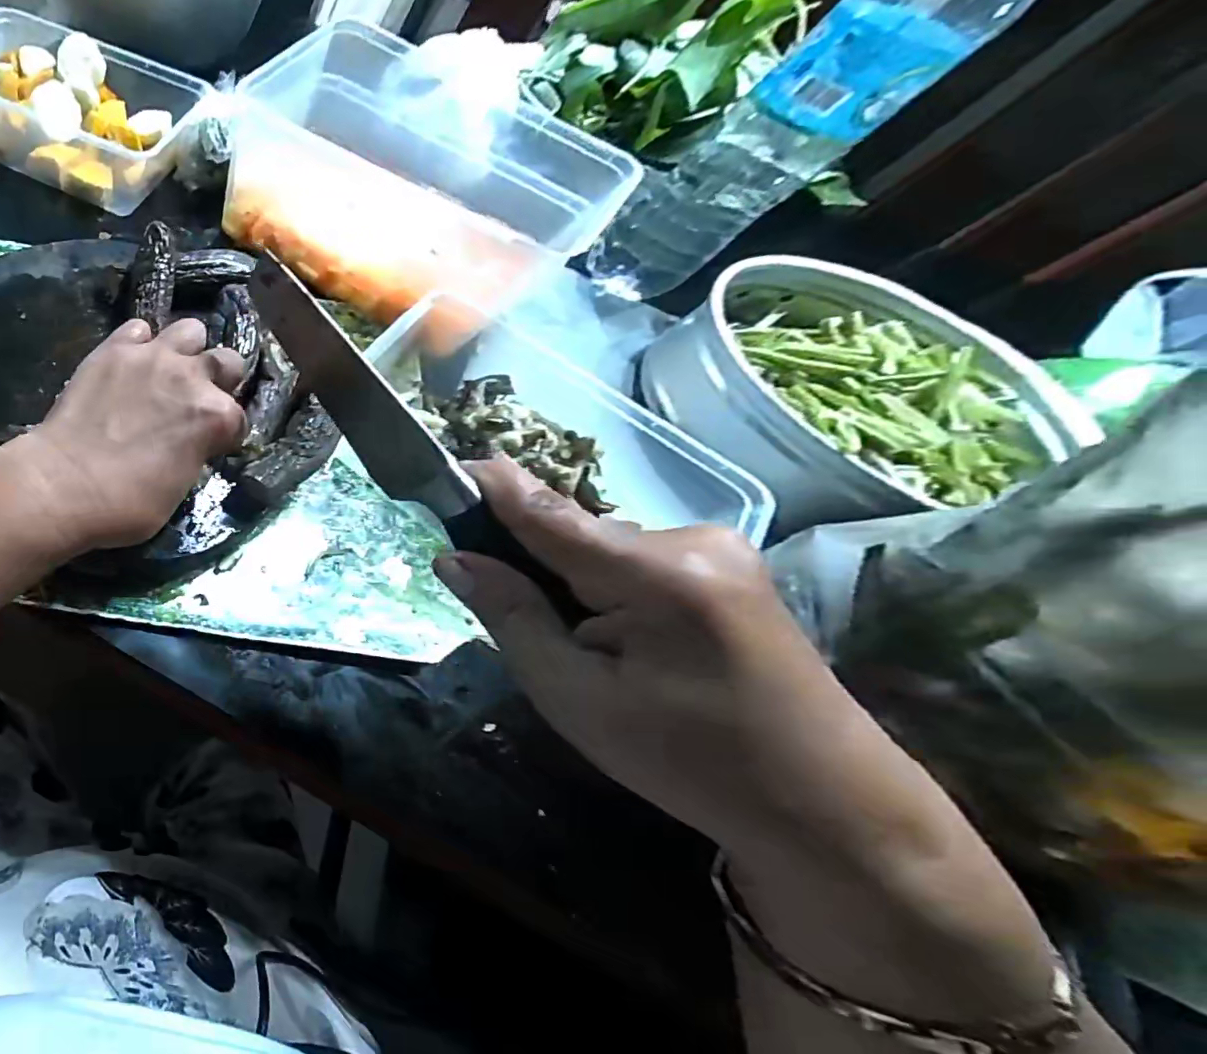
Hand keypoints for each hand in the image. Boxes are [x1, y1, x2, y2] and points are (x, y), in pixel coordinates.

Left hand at [5, 318, 245, 554]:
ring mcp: (153, 357)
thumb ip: (194, 451)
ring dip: (186, 351)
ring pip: (190, 330)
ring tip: (167, 373)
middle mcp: (193, 378)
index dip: (225, 434)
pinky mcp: (114, 348)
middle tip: (195, 402)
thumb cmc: (127, 504)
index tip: (210, 445)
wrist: (64, 485)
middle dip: (219, 381)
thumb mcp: (180, 487)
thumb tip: (189, 441)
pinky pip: (138, 329)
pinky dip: (139, 344)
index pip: (239, 419)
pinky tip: (129, 366)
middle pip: (228, 362)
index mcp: (217, 418)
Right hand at [433, 455, 879, 850]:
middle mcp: (692, 539)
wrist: (829, 805)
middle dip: (529, 556)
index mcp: (656, 575)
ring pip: (604, 547)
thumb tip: (455, 560)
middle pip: (575, 531)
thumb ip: (513, 617)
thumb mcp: (575, 699)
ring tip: (573, 645)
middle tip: (504, 611)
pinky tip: (615, 638)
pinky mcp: (730, 565)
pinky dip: (605, 585)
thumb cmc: (688, 762)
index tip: (445, 470)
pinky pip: (636, 559)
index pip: (547, 512)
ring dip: (570, 578)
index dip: (491, 486)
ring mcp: (720, 548)